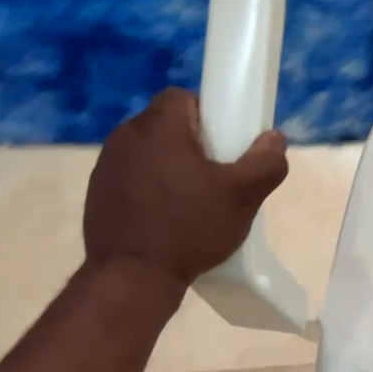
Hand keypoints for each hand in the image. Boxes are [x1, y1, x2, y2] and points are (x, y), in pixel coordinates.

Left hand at [82, 88, 289, 288]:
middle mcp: (126, 135)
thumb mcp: (243, 197)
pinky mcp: (98, 191)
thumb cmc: (191, 228)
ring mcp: (107, 163)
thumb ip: (265, 163)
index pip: (184, 97)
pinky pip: (133, 176)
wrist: (132, 274)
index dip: (210, 115)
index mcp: (160, 127)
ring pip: (150, 151)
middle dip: (194, 144)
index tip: (226, 147)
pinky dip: (151, 189)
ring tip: (193, 204)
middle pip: (168, 125)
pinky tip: (167, 220)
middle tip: (217, 179)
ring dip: (171, 167)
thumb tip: (275, 138)